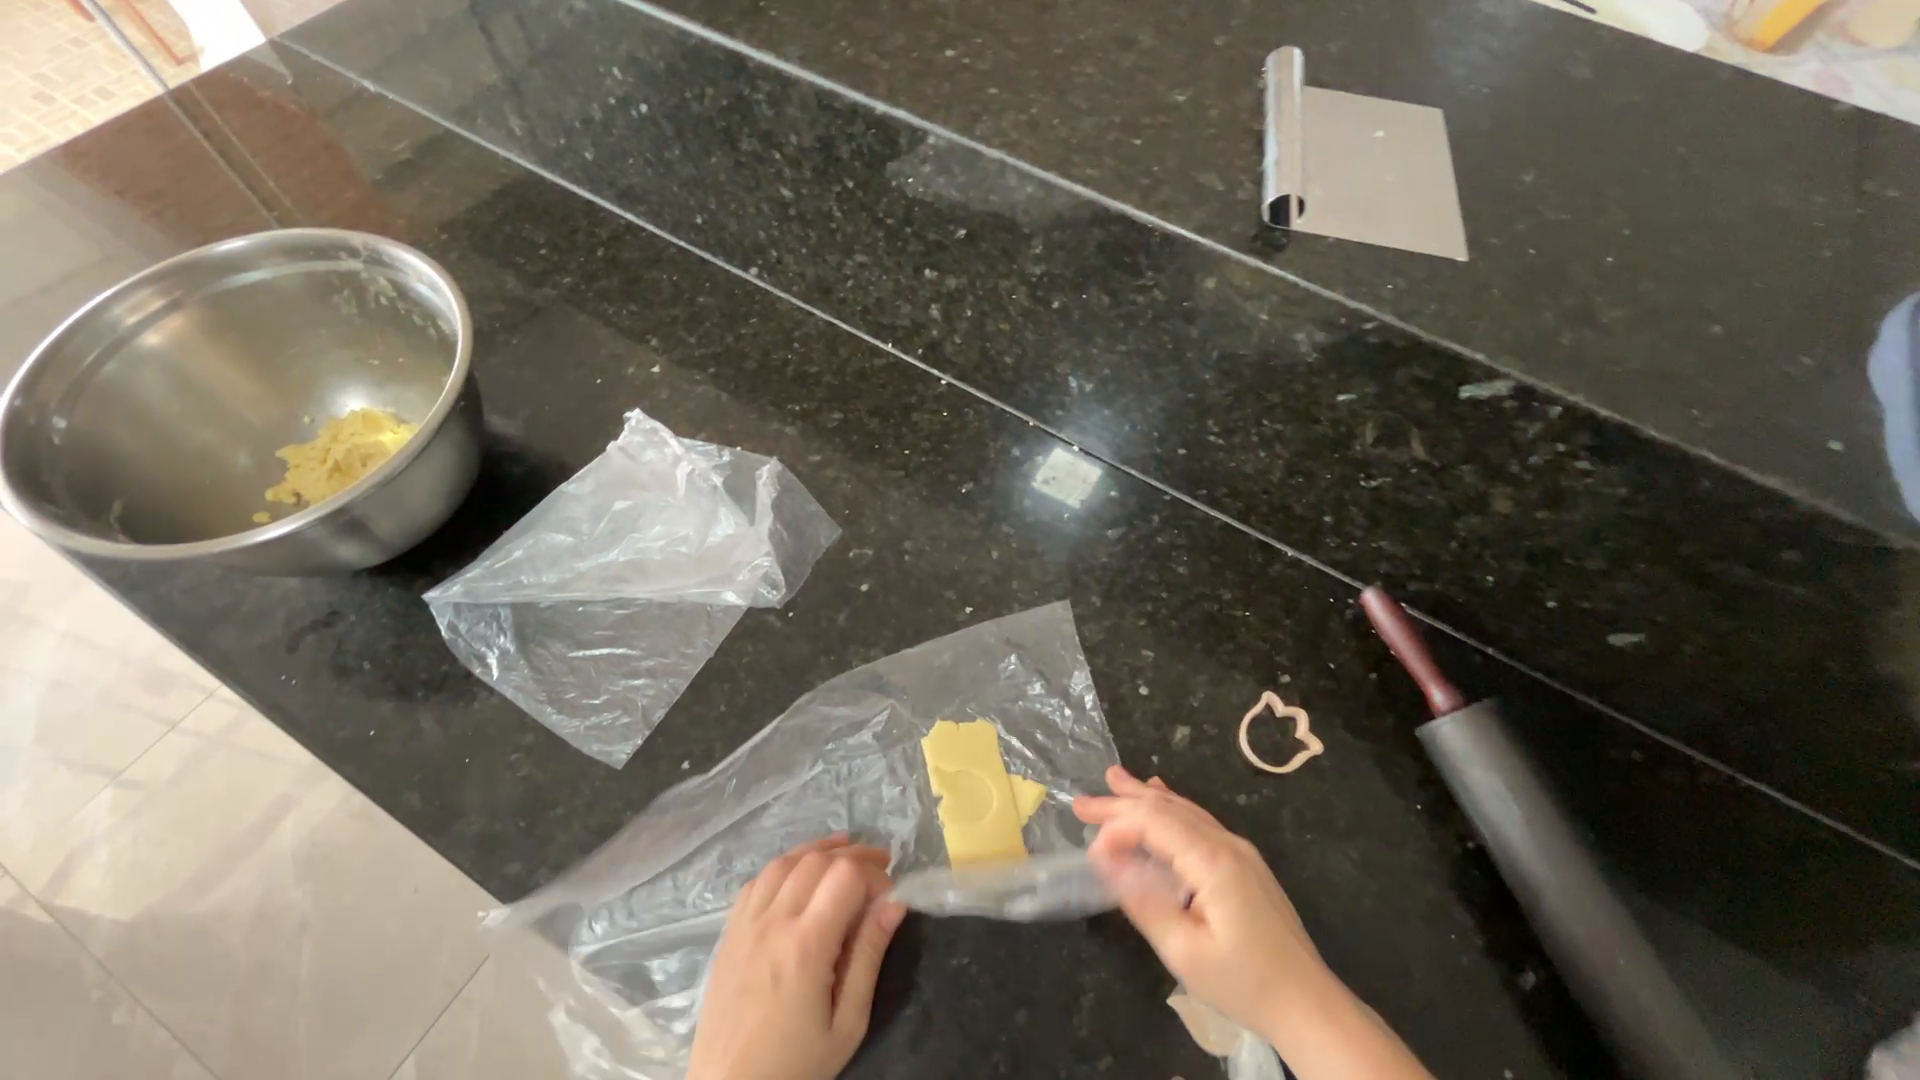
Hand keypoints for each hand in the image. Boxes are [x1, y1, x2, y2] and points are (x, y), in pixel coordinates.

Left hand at [687, 835, 906, 1079]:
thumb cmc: (795, 1066)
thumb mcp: (846, 1023)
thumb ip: (868, 957)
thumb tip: (895, 904)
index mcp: (805, 945)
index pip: (845, 876)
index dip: (874, 875)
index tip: (891, 896)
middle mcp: (772, 923)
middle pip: (816, 860)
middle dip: (853, 855)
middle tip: (880, 868)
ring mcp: (745, 925)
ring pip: (783, 862)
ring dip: (817, 852)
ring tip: (845, 855)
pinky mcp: (729, 934)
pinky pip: (756, 881)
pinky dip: (784, 867)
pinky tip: (800, 875)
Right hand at [1075, 766, 1328, 1038]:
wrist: (1310, 1005)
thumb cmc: (1244, 984)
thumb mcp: (1183, 951)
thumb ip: (1142, 899)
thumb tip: (1104, 859)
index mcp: (1214, 861)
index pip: (1155, 823)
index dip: (1118, 827)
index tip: (1091, 852)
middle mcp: (1228, 844)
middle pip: (1168, 809)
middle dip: (1123, 802)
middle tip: (1081, 802)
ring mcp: (1241, 852)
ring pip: (1186, 811)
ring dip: (1146, 798)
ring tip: (1114, 780)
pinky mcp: (1245, 866)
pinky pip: (1201, 824)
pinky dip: (1173, 809)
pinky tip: (1162, 796)